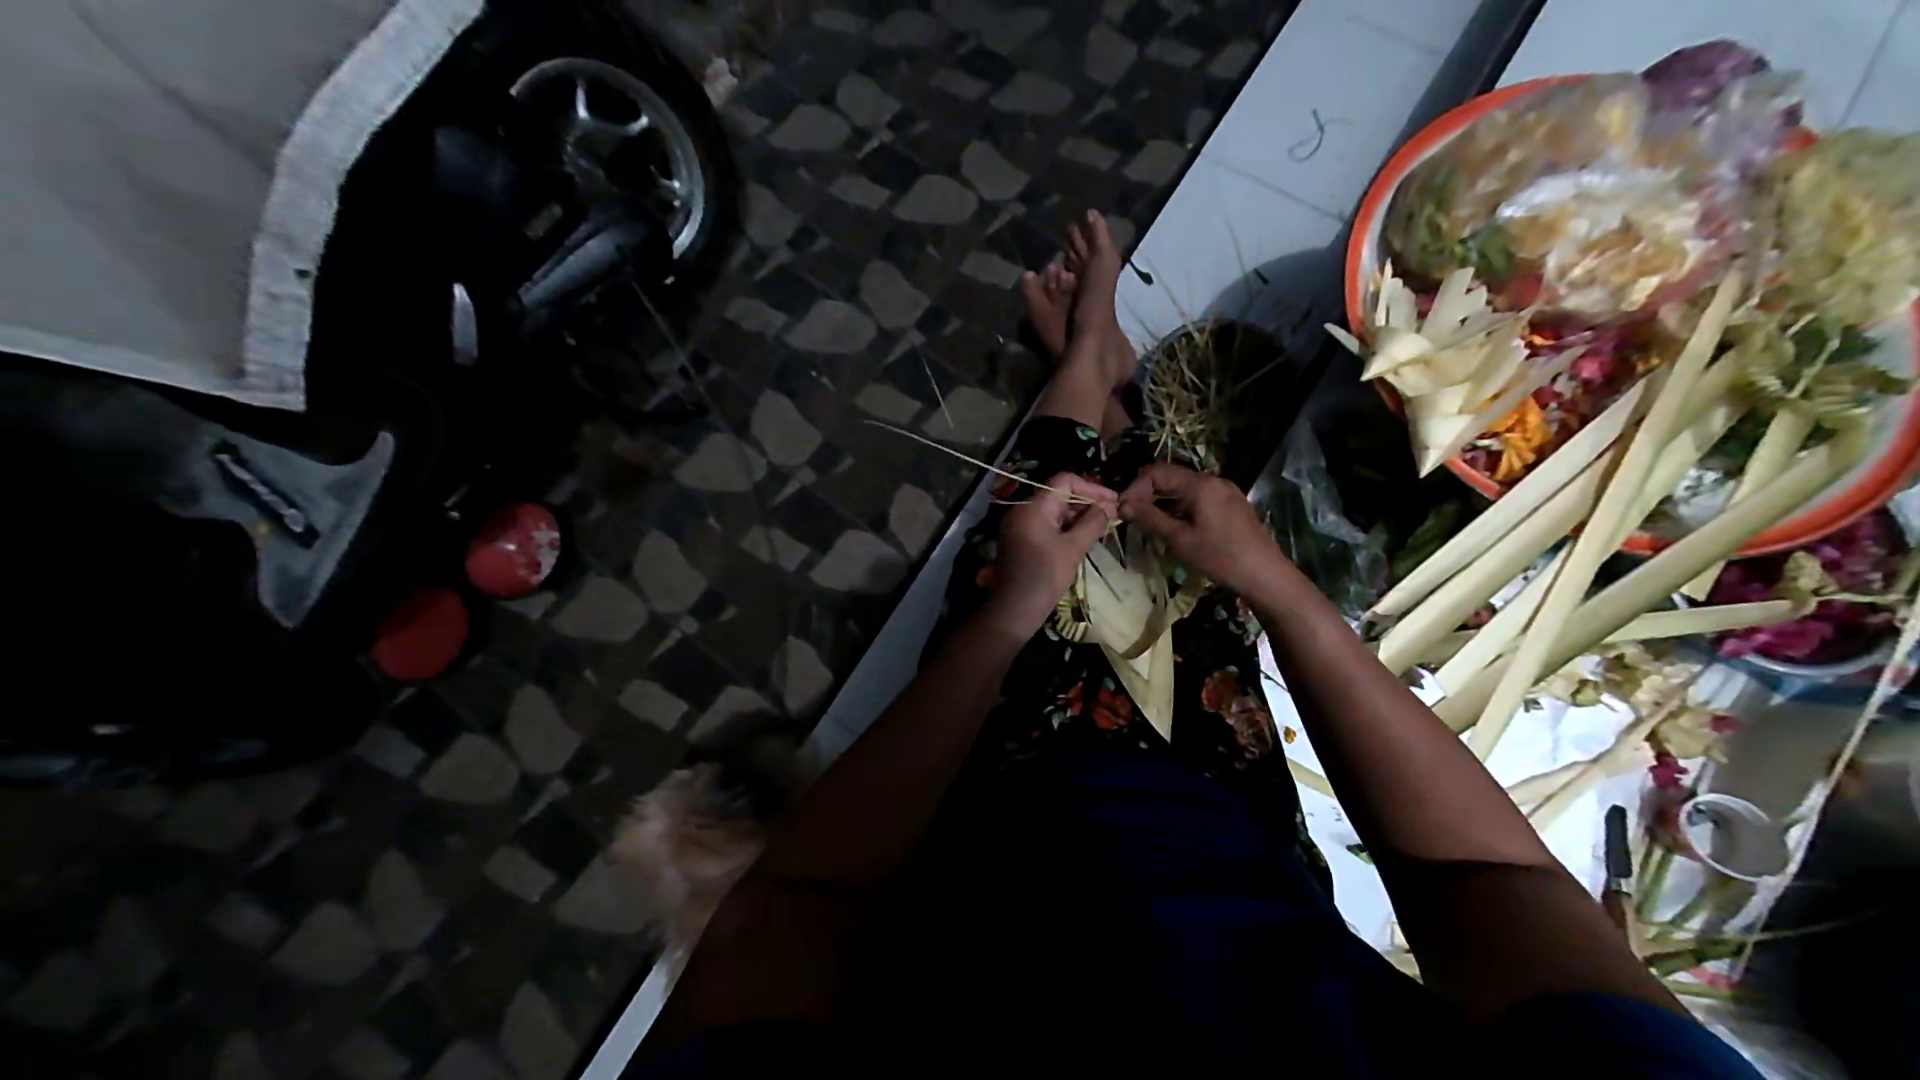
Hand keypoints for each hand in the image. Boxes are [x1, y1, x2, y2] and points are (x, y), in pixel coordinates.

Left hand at [981, 473, 1116, 636]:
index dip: (1092, 488)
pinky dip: (1065, 527)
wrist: (1014, 610)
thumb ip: (1092, 523)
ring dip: (1078, 516)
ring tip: (1102, 527)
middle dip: (1087, 502)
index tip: (1113, 501)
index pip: (1064, 481)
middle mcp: (1022, 510)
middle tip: (1112, 515)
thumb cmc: (1044, 577)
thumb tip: (1109, 507)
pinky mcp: (1020, 540)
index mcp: (1032, 507)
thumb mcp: (1073, 548)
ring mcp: (1019, 525)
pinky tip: (1083, 537)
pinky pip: (1046, 525)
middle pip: (1059, 494)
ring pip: (1053, 510)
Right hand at [1118, 463, 1285, 597]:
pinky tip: (1176, 525)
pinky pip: (1199, 496)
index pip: (1157, 472)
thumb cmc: (1220, 557)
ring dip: (1163, 500)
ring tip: (1150, 522)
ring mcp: (1225, 491)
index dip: (1135, 488)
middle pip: (1171, 476)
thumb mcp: (1180, 540)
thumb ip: (1151, 518)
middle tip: (1132, 516)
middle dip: (1147, 493)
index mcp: (1200, 485)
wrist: (1265, 574)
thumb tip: (1123, 506)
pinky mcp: (1232, 504)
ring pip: (1184, 487)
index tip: (1123, 510)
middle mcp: (1213, 480)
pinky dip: (1180, 505)